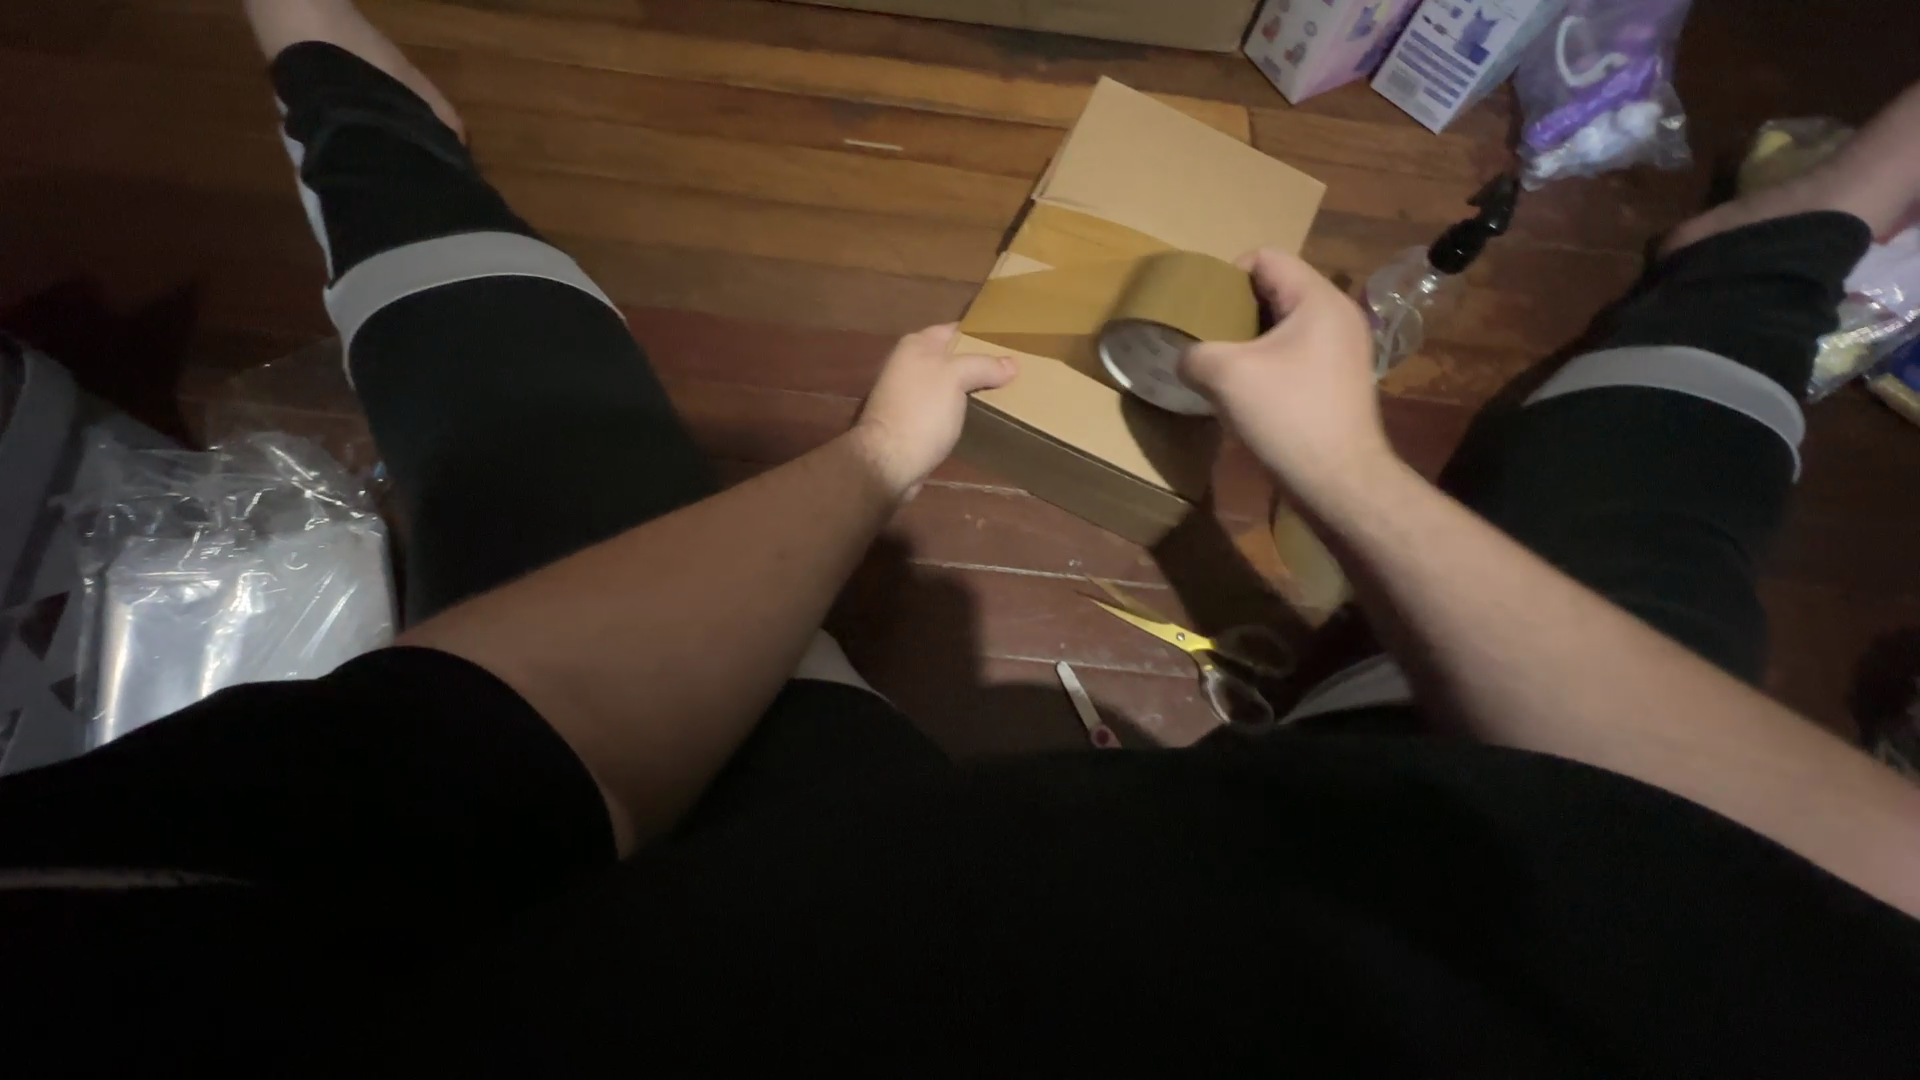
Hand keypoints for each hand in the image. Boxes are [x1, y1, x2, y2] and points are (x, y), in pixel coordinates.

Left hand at [852, 323, 1015, 496]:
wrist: (889, 462)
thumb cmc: (922, 411)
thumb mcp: (956, 378)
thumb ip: (984, 365)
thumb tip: (1012, 364)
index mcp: (916, 346)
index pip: (954, 330)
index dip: (980, 335)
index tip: (1009, 342)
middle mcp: (909, 366)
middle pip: (952, 359)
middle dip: (979, 364)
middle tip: (1013, 370)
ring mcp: (909, 396)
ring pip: (949, 386)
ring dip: (972, 390)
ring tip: (1005, 392)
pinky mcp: (913, 423)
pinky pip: (944, 410)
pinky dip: (960, 411)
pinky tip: (981, 416)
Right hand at [1181, 249, 1394, 500]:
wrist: (1337, 478)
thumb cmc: (1287, 415)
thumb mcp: (1226, 376)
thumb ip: (1195, 355)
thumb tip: (1186, 358)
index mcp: (1318, 300)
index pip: (1267, 259)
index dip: (1228, 277)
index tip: (1203, 311)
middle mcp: (1337, 316)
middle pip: (1276, 290)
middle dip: (1236, 311)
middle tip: (1207, 338)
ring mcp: (1343, 349)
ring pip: (1284, 327)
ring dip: (1249, 341)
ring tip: (1222, 367)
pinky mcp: (1338, 380)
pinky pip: (1295, 355)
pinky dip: (1267, 364)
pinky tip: (1248, 393)